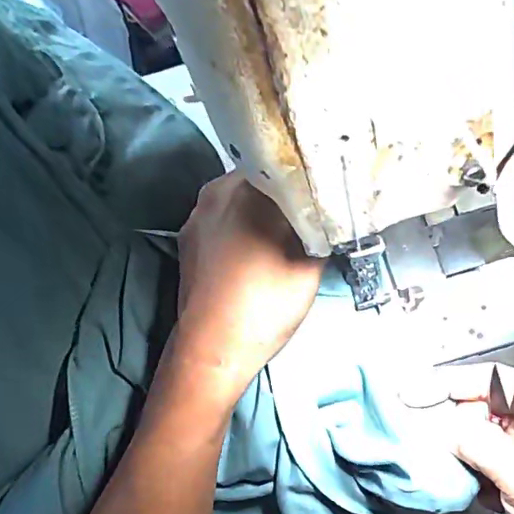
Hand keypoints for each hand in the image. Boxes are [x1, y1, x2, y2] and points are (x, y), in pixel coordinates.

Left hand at [168, 173, 323, 399]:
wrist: (211, 348)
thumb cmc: (264, 306)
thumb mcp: (308, 267)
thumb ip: (318, 230)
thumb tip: (325, 214)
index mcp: (249, 188)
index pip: (288, 164)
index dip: (310, 178)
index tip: (326, 193)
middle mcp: (217, 190)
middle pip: (261, 179)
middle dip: (285, 195)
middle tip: (308, 216)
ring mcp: (197, 215)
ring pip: (238, 199)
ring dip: (260, 211)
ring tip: (282, 236)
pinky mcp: (187, 239)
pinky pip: (221, 220)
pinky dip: (239, 227)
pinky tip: (253, 252)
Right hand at [431, 365, 513, 513]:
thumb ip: (478, 445)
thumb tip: (444, 425)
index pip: (499, 380)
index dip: (453, 385)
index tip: (414, 395)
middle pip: (493, 402)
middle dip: (465, 427)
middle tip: (442, 449)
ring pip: (492, 427)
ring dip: (475, 452)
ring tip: (478, 479)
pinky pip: (500, 446)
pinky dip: (487, 465)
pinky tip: (493, 491)